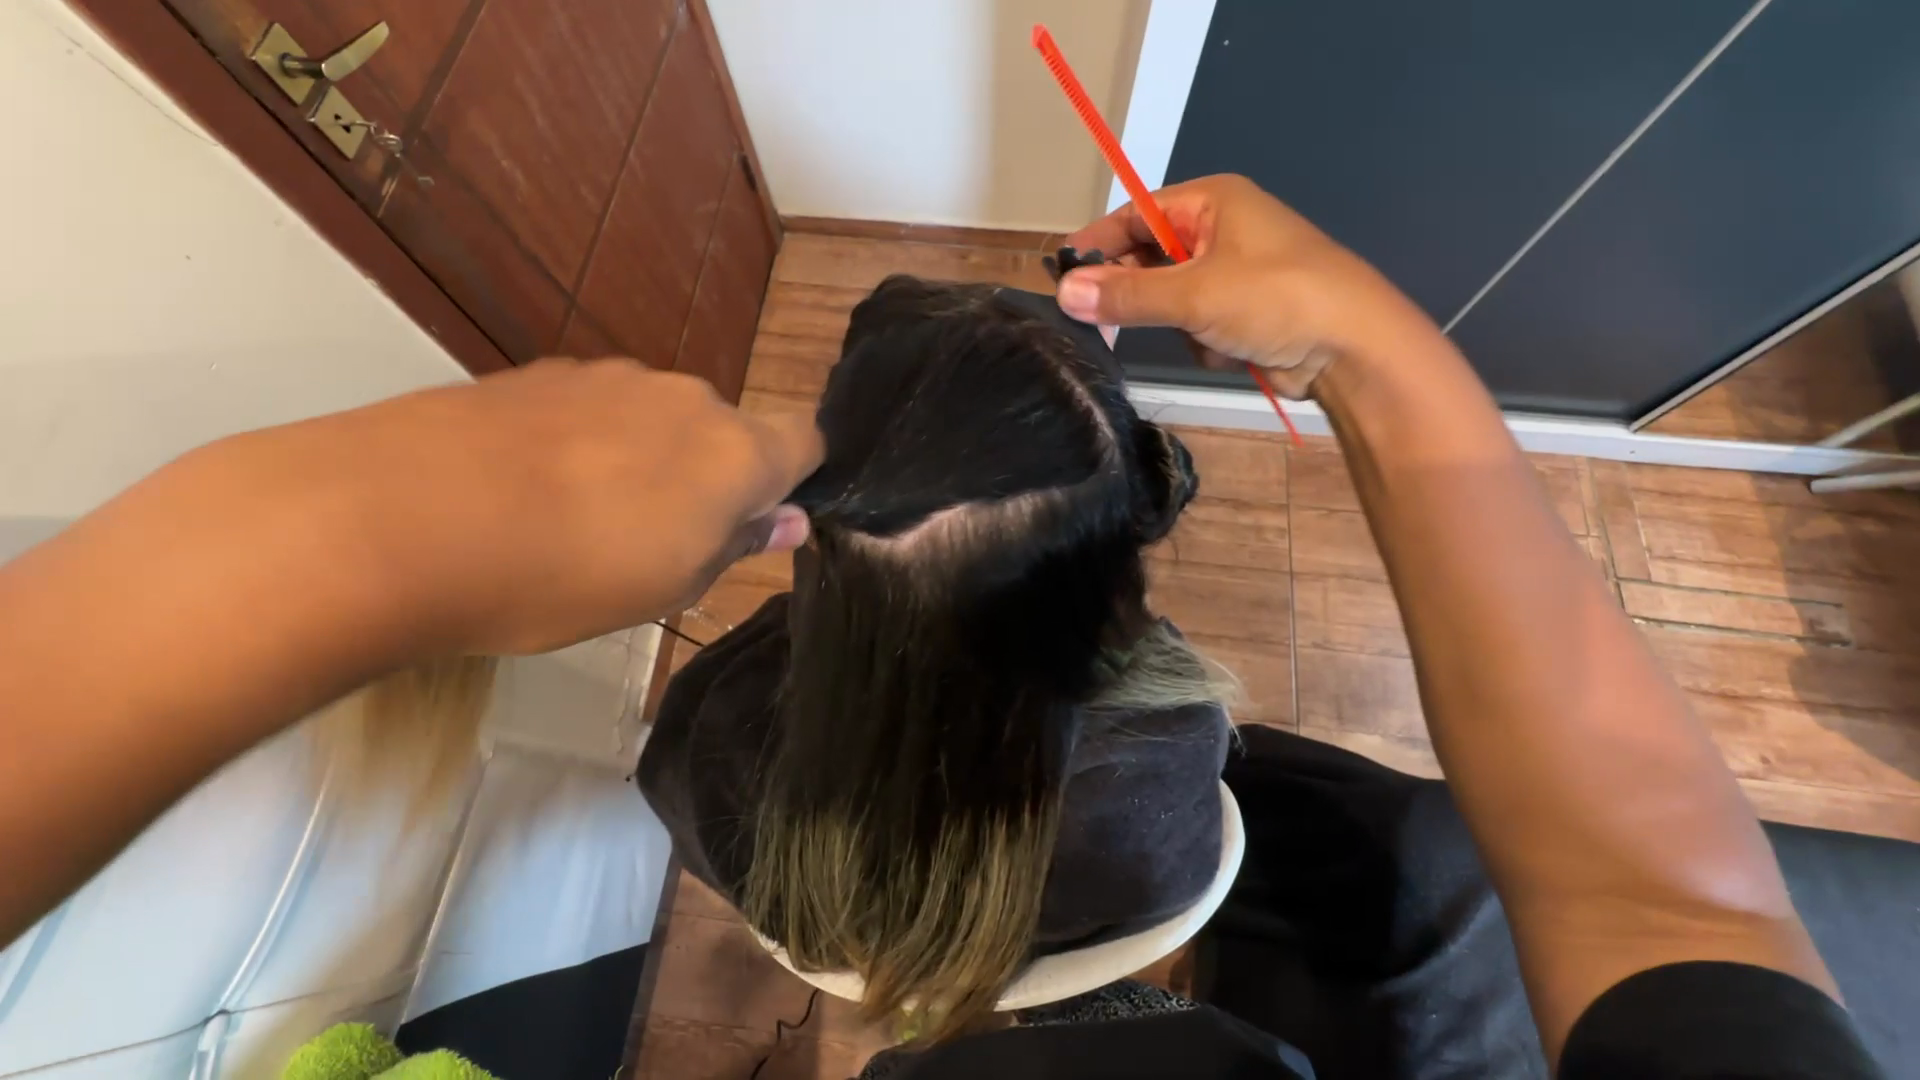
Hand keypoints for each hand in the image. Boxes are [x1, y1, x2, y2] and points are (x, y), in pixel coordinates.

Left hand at [189, 359, 821, 656]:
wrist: (394, 519)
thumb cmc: (563, 575)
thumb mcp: (669, 587)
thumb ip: (737, 544)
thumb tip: (789, 520)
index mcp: (735, 452)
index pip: (807, 442)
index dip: (795, 480)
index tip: (757, 522)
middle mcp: (686, 398)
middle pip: (728, 433)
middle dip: (713, 478)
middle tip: (661, 543)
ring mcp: (611, 378)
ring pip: (660, 421)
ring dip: (649, 462)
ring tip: (582, 520)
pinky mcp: (544, 373)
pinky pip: (599, 411)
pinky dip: (590, 446)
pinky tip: (532, 490)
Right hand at [1055, 174, 1438, 397]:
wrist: (1351, 348)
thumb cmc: (1275, 298)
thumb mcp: (1194, 294)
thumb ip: (1127, 294)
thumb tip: (1064, 293)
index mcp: (1211, 203)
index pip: (1134, 217)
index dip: (1097, 247)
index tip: (1061, 279)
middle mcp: (1218, 231)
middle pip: (1148, 260)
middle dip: (1140, 295)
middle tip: (1107, 324)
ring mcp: (1231, 274)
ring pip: (1168, 300)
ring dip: (1177, 324)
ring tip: (1206, 334)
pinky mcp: (1239, 313)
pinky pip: (1193, 325)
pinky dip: (1201, 341)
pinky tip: (1227, 349)